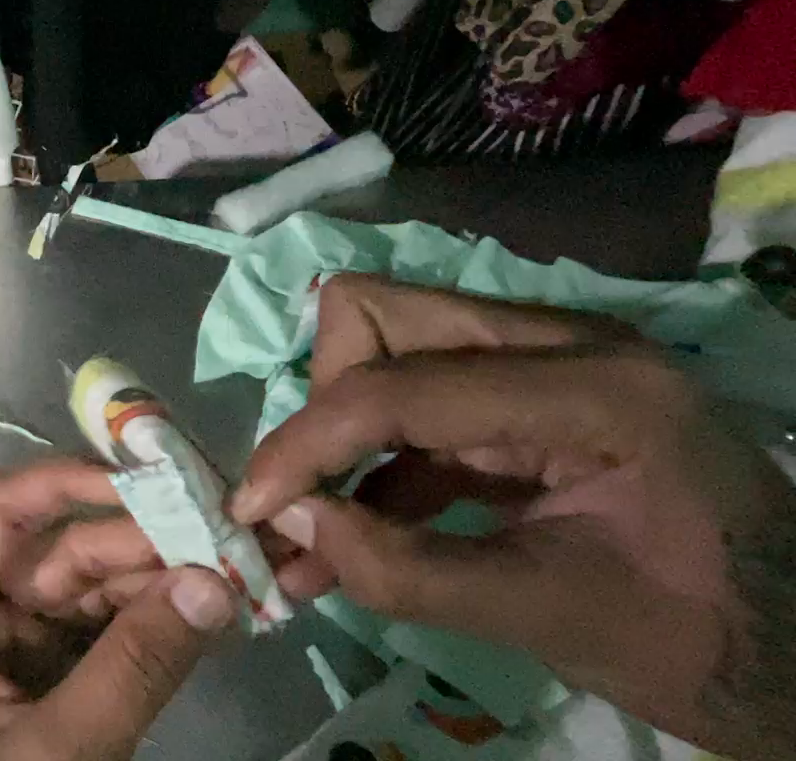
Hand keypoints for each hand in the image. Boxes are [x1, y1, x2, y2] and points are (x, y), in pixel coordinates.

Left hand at [0, 459, 237, 760]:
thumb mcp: (60, 746)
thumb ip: (135, 666)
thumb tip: (212, 581)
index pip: (1, 514)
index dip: (62, 483)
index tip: (140, 481)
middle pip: (64, 549)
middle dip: (138, 537)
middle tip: (220, 529)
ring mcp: (33, 642)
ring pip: (99, 586)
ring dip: (163, 575)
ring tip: (236, 567)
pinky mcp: (70, 677)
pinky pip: (118, 630)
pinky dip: (165, 620)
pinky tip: (218, 609)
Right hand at [230, 274, 795, 760]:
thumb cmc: (712, 647)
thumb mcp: (555, 621)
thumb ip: (406, 571)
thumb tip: (285, 523)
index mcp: (593, 390)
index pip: (397, 387)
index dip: (306, 445)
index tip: (251, 508)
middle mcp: (559, 343)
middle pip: (377, 315)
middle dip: (321, 404)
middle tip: (304, 491)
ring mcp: (538, 359)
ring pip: (379, 342)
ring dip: (331, 429)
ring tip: (303, 520)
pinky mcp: (518, 390)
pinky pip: (407, 396)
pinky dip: (364, 459)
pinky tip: (343, 526)